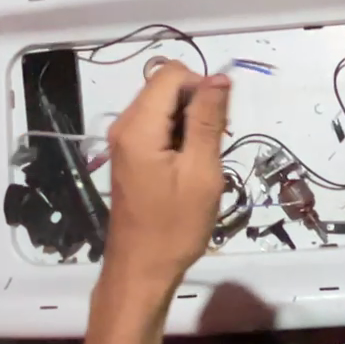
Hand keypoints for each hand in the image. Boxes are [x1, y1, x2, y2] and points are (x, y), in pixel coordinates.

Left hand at [101, 61, 231, 293]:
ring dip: (191, 120)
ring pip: (163, 105)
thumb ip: (208, 120)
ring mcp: (124, 140)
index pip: (171, 74)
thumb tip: (220, 77)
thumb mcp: (201, 172)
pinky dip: (179, 134)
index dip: (202, 86)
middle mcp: (125, 125)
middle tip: (215, 142)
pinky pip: (157, 125)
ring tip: (204, 157)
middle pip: (165, 86)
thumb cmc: (175, 226)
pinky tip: (191, 164)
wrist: (142, 269)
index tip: (219, 123)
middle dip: (197, 103)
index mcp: (139, 126)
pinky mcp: (130, 154)